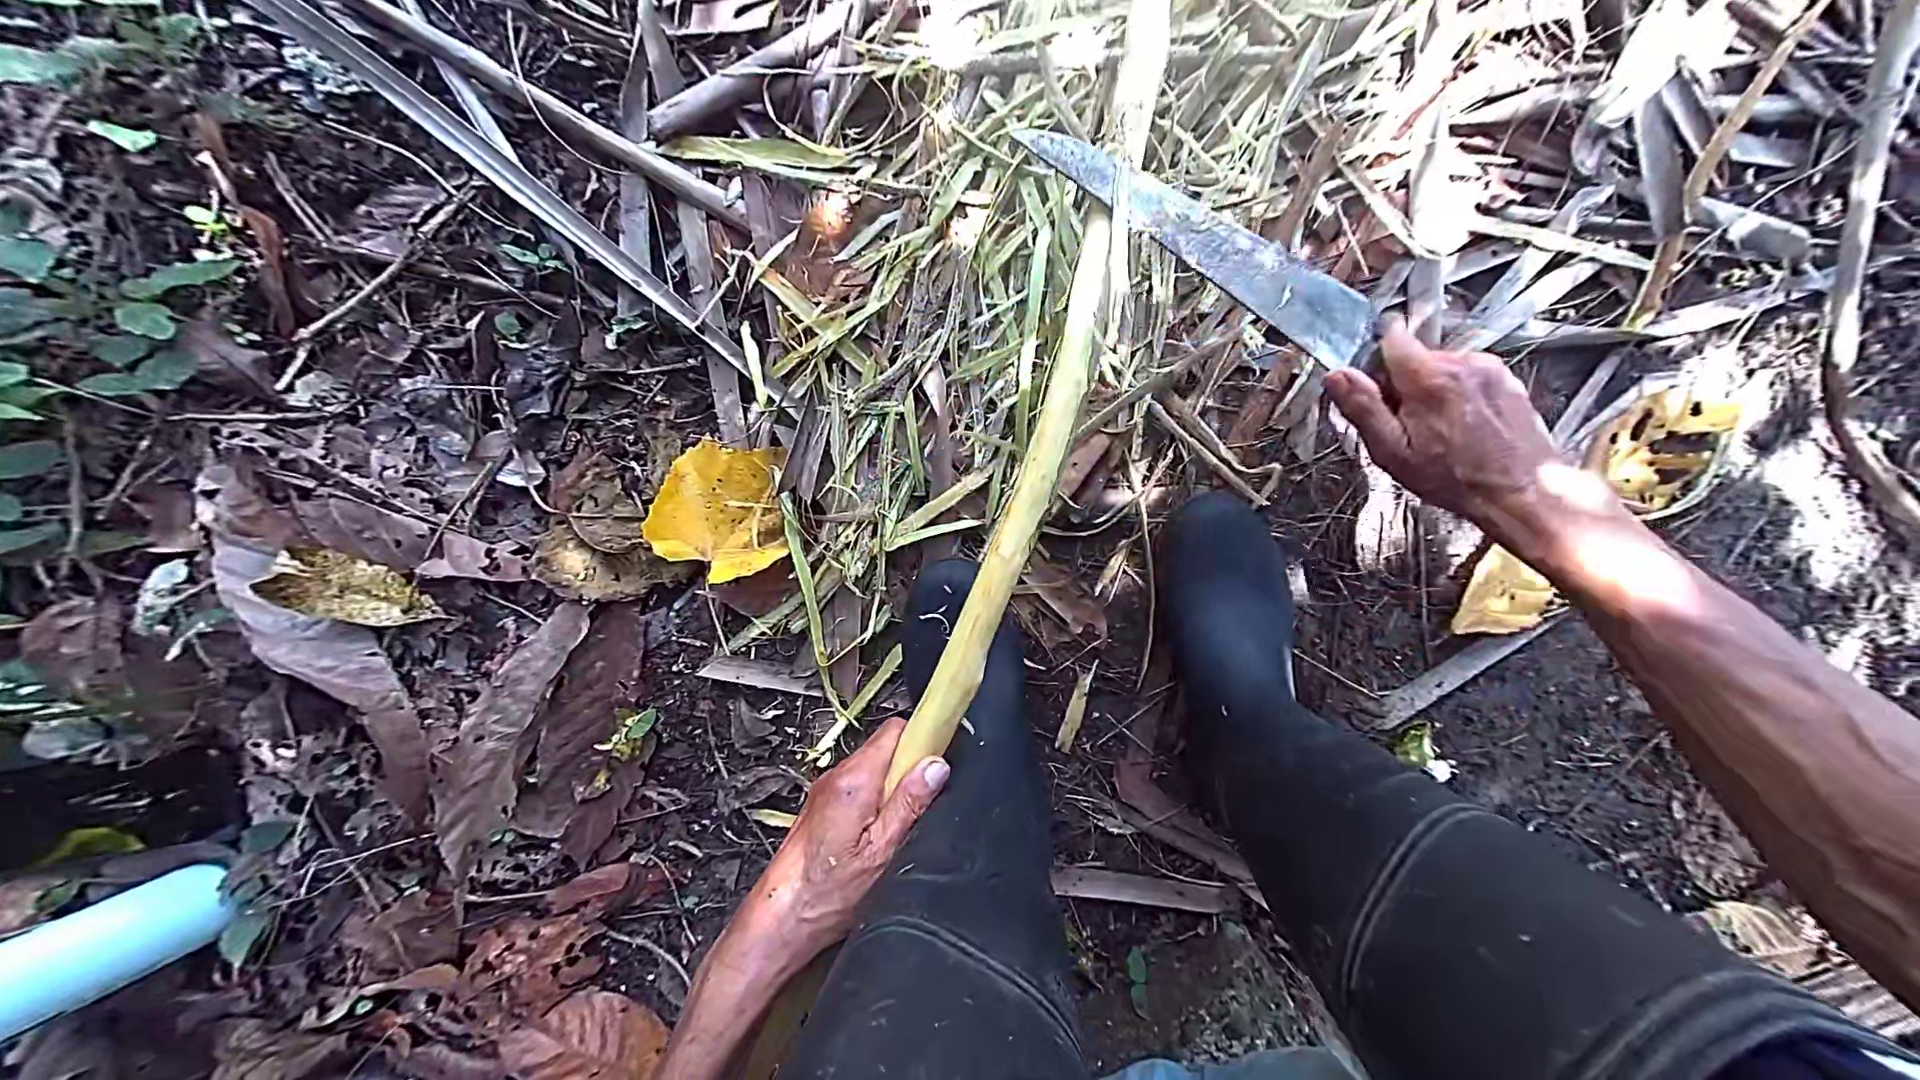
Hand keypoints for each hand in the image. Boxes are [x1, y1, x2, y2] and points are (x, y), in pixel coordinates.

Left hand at [738, 716, 948, 962]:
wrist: (784, 915)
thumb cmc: (826, 892)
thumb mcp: (882, 852)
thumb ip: (910, 803)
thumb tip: (936, 767)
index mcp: (855, 781)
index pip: (898, 730)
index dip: (923, 740)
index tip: (938, 761)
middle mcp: (838, 775)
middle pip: (888, 745)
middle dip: (909, 769)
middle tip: (914, 808)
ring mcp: (828, 786)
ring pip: (875, 765)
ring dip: (892, 786)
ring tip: (891, 827)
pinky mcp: (823, 799)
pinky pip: (860, 782)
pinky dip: (874, 798)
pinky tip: (872, 833)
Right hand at [1325, 318, 1561, 530]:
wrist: (1521, 492)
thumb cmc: (1455, 478)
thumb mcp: (1391, 451)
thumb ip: (1363, 408)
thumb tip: (1338, 376)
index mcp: (1430, 379)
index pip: (1392, 338)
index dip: (1374, 361)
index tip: (1372, 386)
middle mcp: (1464, 364)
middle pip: (1414, 358)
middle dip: (1400, 385)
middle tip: (1403, 425)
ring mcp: (1490, 369)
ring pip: (1439, 368)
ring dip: (1428, 392)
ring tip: (1434, 430)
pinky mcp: (1506, 379)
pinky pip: (1465, 377)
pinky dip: (1454, 396)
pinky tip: (1457, 428)